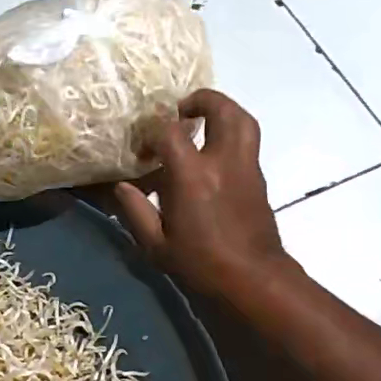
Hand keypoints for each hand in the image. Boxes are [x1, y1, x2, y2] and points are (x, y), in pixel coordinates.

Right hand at [112, 89, 298, 302]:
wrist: (253, 280)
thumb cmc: (201, 264)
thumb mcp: (155, 244)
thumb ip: (135, 210)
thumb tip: (122, 186)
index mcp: (193, 176)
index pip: (170, 132)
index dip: (152, 131)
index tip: (142, 149)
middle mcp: (223, 162)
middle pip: (222, 109)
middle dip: (201, 100)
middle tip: (181, 111)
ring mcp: (246, 167)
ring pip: (243, 120)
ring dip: (222, 111)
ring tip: (200, 122)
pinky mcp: (258, 178)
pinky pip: (247, 141)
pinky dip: (230, 134)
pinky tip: (210, 154)